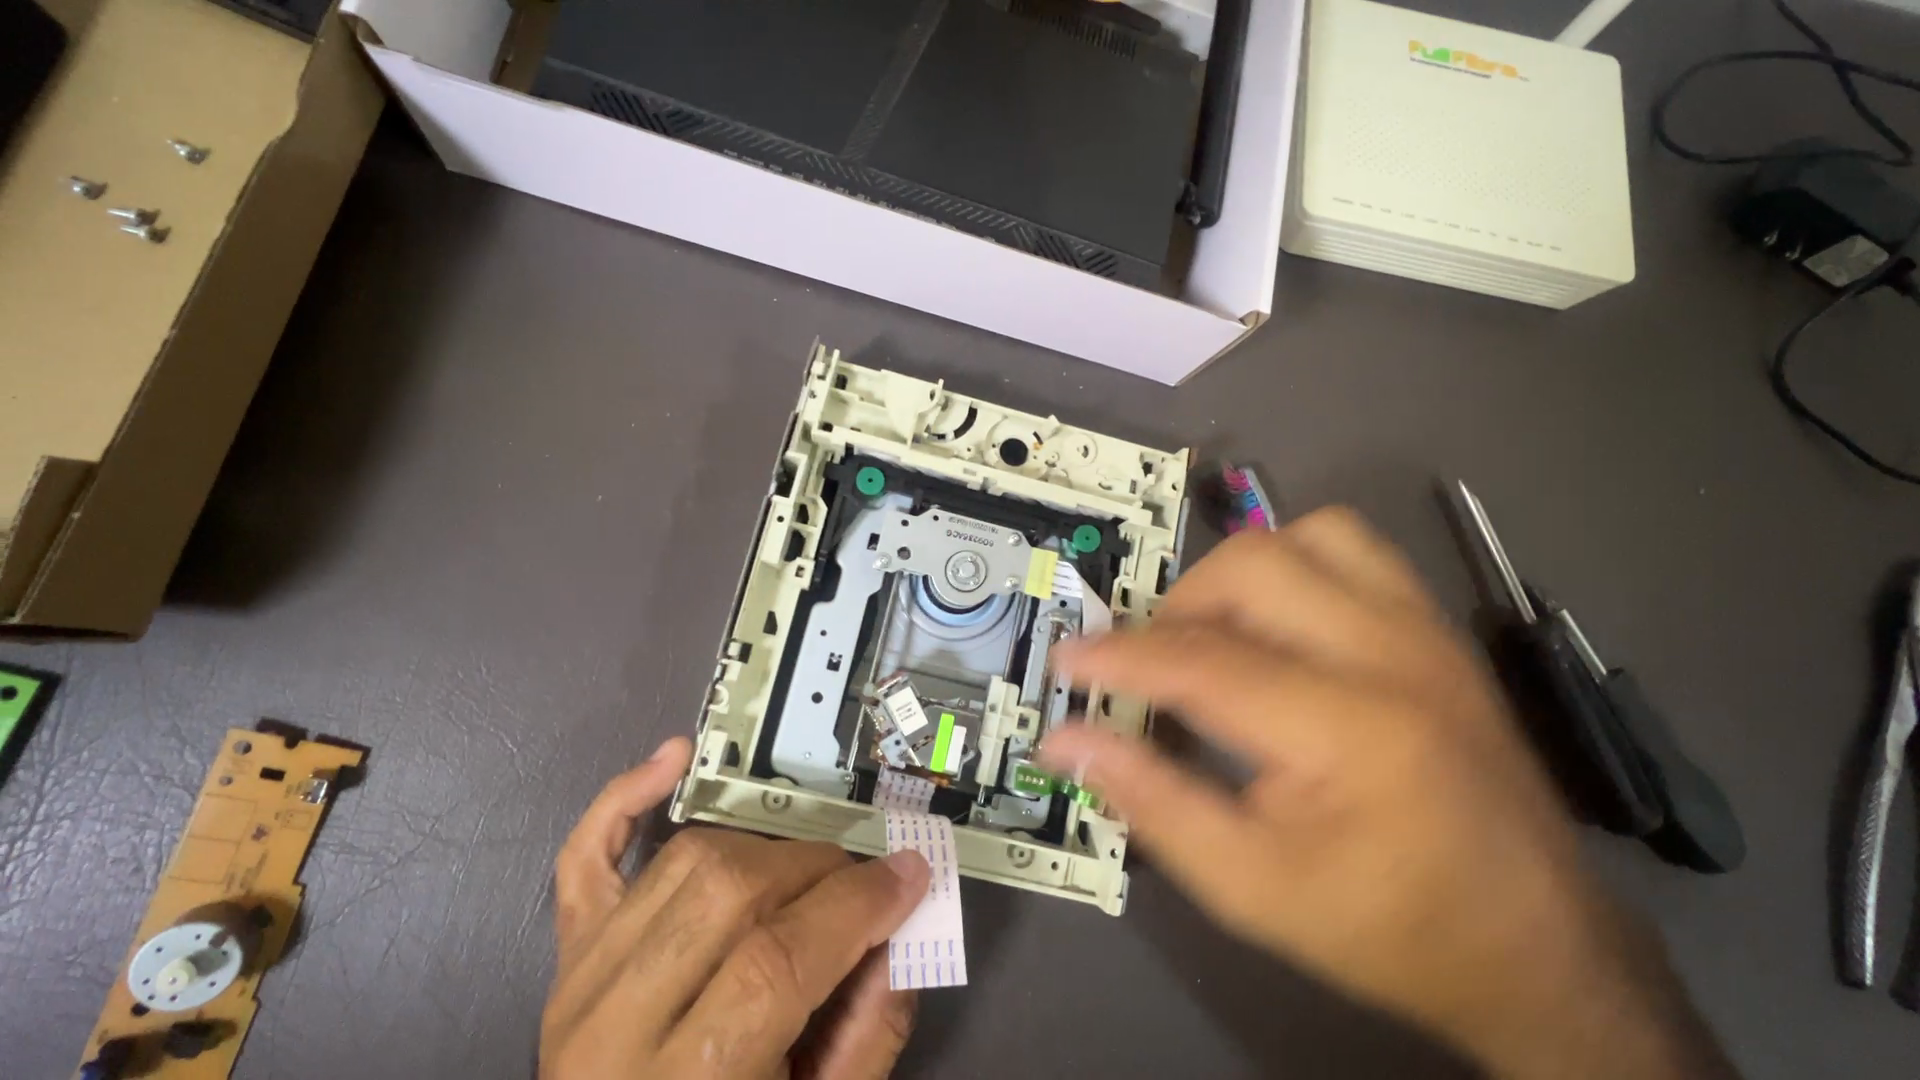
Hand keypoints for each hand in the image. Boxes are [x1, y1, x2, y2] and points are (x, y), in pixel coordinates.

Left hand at [542, 737, 931, 1079]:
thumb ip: (870, 1033)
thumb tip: (901, 925)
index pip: (776, 962)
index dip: (856, 907)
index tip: (910, 876)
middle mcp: (614, 1025)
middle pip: (730, 893)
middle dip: (819, 873)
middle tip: (861, 887)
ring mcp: (581, 980)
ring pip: (685, 860)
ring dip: (766, 848)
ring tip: (808, 871)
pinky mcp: (568, 955)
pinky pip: (588, 856)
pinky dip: (627, 797)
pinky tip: (673, 759)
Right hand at [1038, 509, 1734, 1079]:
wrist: (1537, 948)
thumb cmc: (1387, 928)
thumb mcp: (1250, 888)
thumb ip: (1152, 802)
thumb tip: (1067, 741)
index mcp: (1349, 732)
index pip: (1203, 661)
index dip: (1120, 656)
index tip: (1068, 659)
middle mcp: (1392, 656)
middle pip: (1253, 569)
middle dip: (1178, 606)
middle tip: (1151, 665)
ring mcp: (1426, 632)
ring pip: (1308, 535)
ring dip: (1239, 574)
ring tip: (1215, 636)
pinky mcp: (1440, 631)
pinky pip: (1356, 549)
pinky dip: (1296, 565)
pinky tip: (1279, 626)